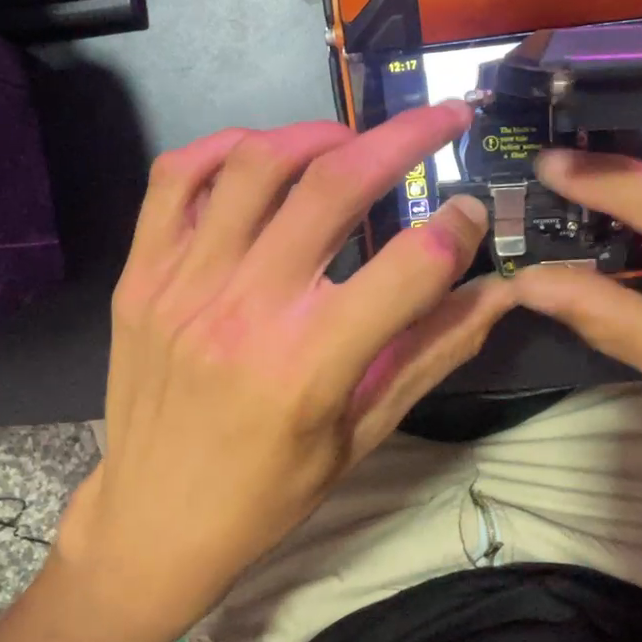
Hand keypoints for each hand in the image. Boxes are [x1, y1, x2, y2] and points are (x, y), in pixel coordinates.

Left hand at [54, 105, 513, 641]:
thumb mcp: (365, 433)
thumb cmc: (270, 490)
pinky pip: (174, 178)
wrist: (152, 522)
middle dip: (404, 138)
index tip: (471, 208)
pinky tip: (261, 152)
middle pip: (334, 186)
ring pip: (256, 165)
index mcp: (311, 364)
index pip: (409, 265)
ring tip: (352, 141)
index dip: (456, 226)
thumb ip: (433, 352)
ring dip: (318, 135)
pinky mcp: (141, 274)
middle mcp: (247, 310)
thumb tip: (501, 290)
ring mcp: (184, 284)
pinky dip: (224, 146)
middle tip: (441, 118)